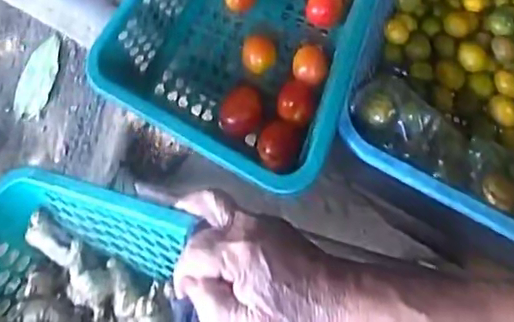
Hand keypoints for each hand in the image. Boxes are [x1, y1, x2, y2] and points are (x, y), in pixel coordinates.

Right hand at [170, 190, 342, 321]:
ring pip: (222, 204)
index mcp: (235, 250)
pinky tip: (225, 248)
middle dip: (185, 220)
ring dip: (203, 214)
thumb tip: (192, 286)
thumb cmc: (296, 318)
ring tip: (188, 223)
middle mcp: (244, 224)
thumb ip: (212, 305)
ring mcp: (261, 219)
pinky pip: (239, 216)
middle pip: (205, 206)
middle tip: (170, 231)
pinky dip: (224, 224)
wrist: (343, 303)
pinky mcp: (275, 224)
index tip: (182, 294)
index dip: (181, 274)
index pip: (192, 254)